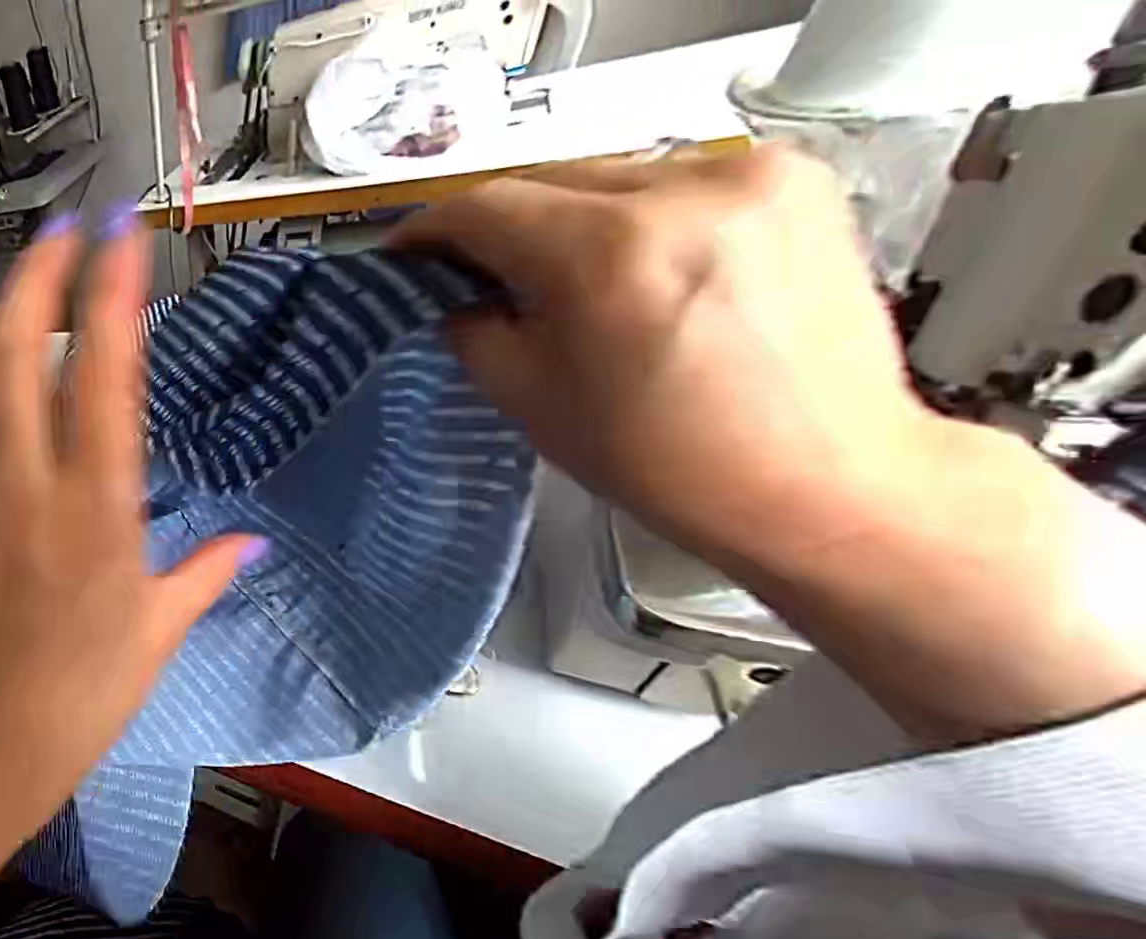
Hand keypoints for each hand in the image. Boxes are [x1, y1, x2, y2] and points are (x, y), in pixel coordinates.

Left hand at [0, 213, 260, 937]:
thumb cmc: (83, 697)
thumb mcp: (159, 634)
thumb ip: (207, 576)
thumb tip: (254, 543)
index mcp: (97, 512)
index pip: (105, 378)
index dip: (114, 295)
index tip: (123, 235)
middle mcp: (26, 488)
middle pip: (16, 350)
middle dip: (39, 273)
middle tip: (64, 231)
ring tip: (18, 300)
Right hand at [388, 146, 945, 569]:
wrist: (814, 479)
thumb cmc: (666, 460)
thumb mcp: (533, 402)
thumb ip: (476, 334)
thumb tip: (456, 299)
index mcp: (607, 256)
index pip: (488, 208)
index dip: (433, 228)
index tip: (408, 249)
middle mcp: (685, 193)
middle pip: (547, 181)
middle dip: (495, 225)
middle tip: (466, 269)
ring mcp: (751, 176)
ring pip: (606, 176)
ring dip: (559, 221)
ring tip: (546, 276)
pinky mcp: (793, 181)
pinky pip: (670, 181)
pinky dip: (624, 216)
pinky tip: (618, 265)